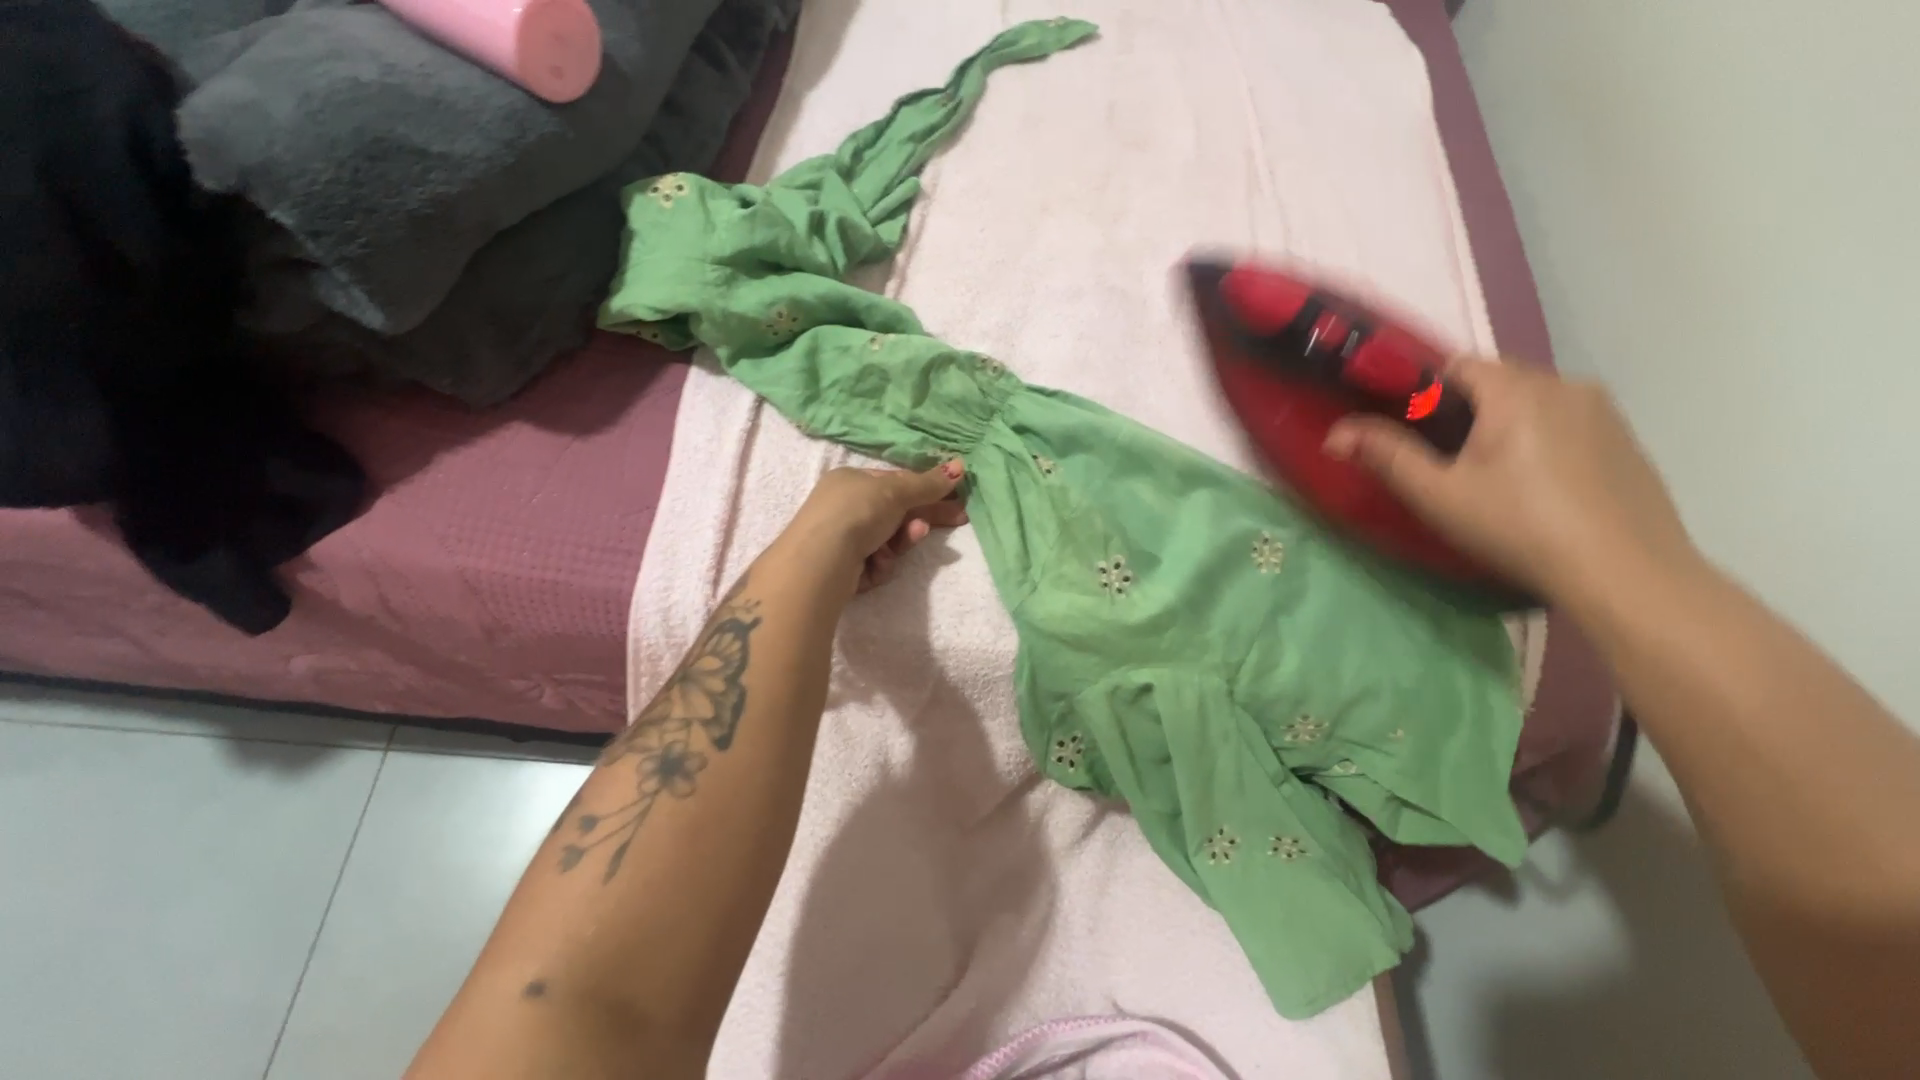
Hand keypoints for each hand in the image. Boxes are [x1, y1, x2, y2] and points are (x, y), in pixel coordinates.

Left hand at [784, 463, 969, 593]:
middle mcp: (845, 507)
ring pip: (890, 541)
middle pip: (896, 513)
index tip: (955, 498)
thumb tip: (960, 466)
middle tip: (957, 520)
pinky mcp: (845, 568)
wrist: (822, 558)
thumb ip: (928, 483)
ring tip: (909, 537)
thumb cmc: (857, 512)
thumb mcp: (896, 491)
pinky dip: (883, 563)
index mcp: (852, 480)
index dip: (927, 490)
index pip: (896, 483)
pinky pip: (877, 563)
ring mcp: (843, 538)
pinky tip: (877, 562)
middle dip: (920, 519)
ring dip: (904, 540)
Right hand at [1324, 359, 1695, 602]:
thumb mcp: (1440, 495)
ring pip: (1535, 403)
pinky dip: (1546, 442)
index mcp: (1515, 389)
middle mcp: (1564, 384)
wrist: (1626, 573)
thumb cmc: (1519, 528)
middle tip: (1450, 464)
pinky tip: (1542, 490)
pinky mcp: (1628, 440)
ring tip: (1496, 481)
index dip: (1425, 391)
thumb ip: (1387, 456)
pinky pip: (1569, 424)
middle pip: (1497, 381)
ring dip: (1508, 425)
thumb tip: (1335, 434)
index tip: (1412, 432)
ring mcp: (1604, 411)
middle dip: (1467, 411)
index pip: (1456, 364)